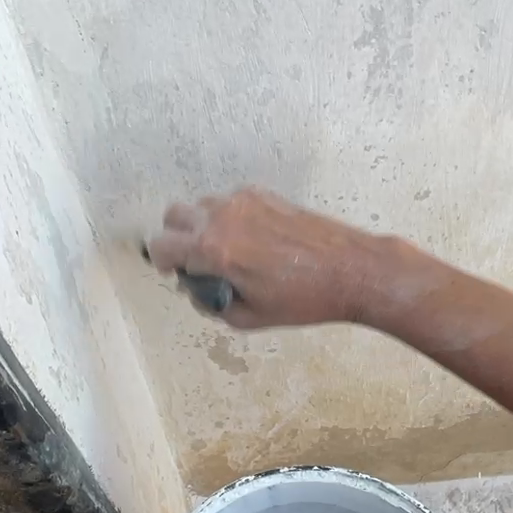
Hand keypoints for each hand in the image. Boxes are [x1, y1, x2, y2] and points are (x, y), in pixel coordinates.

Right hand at [146, 189, 404, 328]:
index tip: (175, 272)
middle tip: (195, 261)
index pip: (161, 246)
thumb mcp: (248, 317)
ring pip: (202, 206)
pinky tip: (253, 241)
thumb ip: (211, 303)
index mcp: (214, 250)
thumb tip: (197, 289)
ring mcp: (243, 201)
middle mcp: (222, 218)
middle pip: (173, 217)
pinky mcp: (263, 194)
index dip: (163, 263)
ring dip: (202, 226)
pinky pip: (230, 202)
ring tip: (227, 252)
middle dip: (177, 239)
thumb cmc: (303, 299)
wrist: (350, 270)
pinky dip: (229, 218)